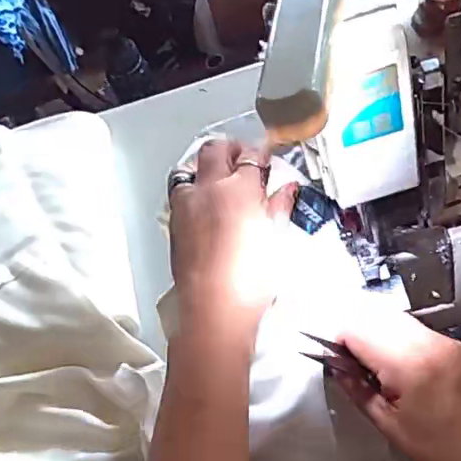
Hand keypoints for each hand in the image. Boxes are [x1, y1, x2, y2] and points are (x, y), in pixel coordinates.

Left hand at [168, 138, 296, 334]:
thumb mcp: (276, 241)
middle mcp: (208, 191)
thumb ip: (279, 208)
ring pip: (191, 168)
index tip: (266, 158)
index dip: (260, 153)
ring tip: (221, 180)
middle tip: (244, 159)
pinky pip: (181, 194)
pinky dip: (194, 191)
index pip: (250, 155)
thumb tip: (285, 192)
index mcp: (238, 189)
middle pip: (215, 150)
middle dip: (231, 149)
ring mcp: (186, 207)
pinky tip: (207, 206)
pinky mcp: (175, 226)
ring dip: (206, 168)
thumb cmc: (247, 282)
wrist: (214, 311)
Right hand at [331, 306, 460, 460]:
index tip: (338, 363)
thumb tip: (337, 367)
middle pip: (381, 318)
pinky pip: (428, 336)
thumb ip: (359, 391)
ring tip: (385, 374)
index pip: (360, 330)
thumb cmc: (441, 452)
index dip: (341, 343)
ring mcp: (454, 343)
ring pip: (405, 324)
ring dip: (386, 339)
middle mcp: (433, 342)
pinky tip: (414, 376)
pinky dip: (410, 346)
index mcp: (410, 363)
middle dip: (362, 337)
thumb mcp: (390, 426)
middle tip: (358, 369)